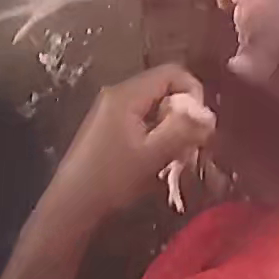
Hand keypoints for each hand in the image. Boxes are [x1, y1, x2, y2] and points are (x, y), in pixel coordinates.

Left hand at [49, 65, 215, 220]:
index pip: (172, 72)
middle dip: (183, 110)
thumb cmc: (111, 179)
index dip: (193, 91)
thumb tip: (208, 116)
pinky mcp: (108, 124)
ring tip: (177, 153)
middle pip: (164, 86)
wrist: (70, 206)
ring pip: (154, 103)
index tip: (200, 122)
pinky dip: (156, 130)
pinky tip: (158, 156)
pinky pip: (142, 115)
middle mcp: (118, 92)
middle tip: (191, 140)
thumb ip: (182, 130)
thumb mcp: (152, 156)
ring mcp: (111, 108)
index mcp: (127, 93)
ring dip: (171, 123)